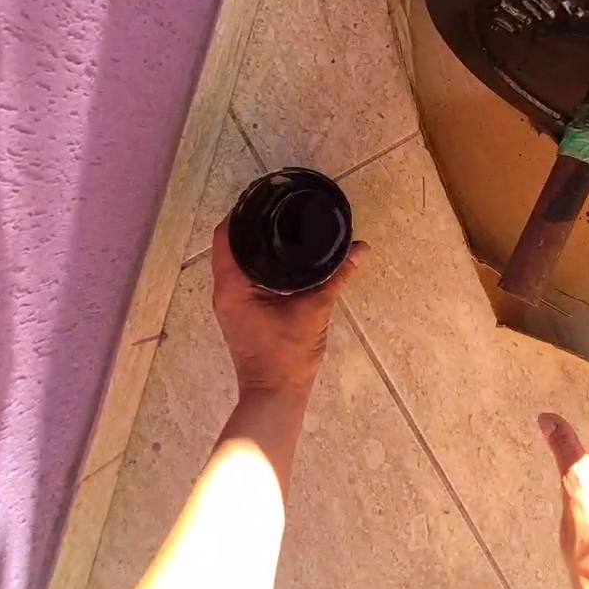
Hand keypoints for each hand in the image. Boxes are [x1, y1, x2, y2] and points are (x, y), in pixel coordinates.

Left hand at [210, 219, 367, 399]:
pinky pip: (248, 276)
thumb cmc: (287, 353)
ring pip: (239, 260)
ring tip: (283, 222)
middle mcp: (226, 291)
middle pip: (230, 244)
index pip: (226, 236)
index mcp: (233, 286)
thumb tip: (361, 250)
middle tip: (279, 203)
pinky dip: (262, 261)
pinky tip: (285, 254)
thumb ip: (336, 277)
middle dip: (251, 222)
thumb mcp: (315, 310)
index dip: (241, 211)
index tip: (263, 195)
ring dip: (255, 242)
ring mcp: (233, 302)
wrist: (277, 394)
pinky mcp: (244, 311)